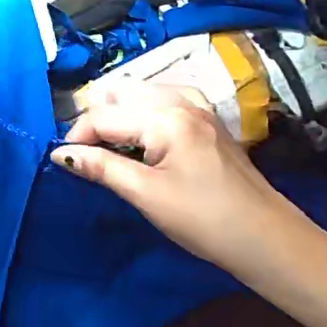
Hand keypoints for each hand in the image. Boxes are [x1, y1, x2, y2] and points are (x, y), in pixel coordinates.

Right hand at [53, 82, 309, 273]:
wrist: (264, 236)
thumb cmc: (203, 220)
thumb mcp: (147, 196)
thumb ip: (102, 168)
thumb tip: (61, 154)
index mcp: (166, 117)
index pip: (104, 115)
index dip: (77, 137)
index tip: (64, 163)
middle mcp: (181, 99)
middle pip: (120, 91)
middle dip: (97, 118)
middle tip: (87, 154)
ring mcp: (198, 104)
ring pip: (141, 90)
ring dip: (119, 112)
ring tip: (110, 148)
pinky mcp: (206, 116)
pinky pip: (163, 98)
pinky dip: (143, 111)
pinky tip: (141, 137)